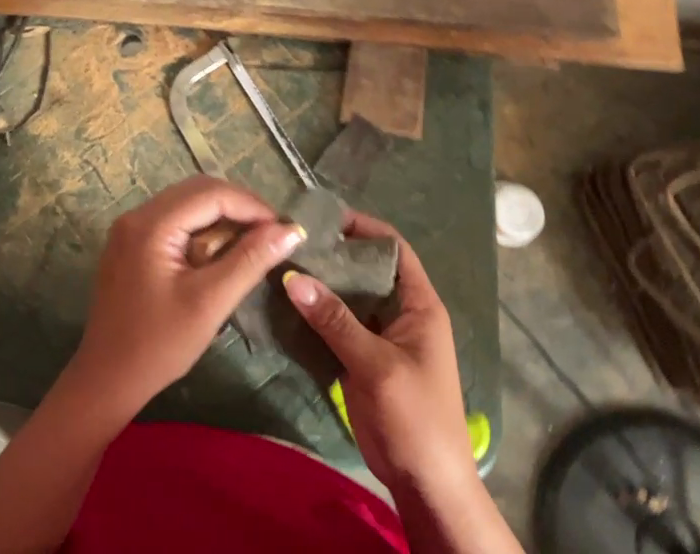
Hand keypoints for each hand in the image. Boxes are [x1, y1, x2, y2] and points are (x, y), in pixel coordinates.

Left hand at [69, 175, 303, 409]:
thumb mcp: (211, 302)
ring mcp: (129, 229)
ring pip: (185, 204)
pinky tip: (219, 255)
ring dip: (220, 219)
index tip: (285, 230)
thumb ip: (250, 261)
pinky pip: (172, 221)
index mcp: (151, 224)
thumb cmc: (159, 344)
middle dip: (238, 208)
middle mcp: (136, 216)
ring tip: (252, 245)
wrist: (108, 376)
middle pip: (196, 191)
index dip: (252, 206)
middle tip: (272, 236)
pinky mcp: (130, 245)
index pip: (211, 194)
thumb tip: (290, 231)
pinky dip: (200, 230)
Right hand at [282, 210, 474, 493]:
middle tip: (286, 242)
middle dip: (330, 255)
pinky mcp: (358, 358)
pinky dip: (310, 315)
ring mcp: (376, 336)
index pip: (393, 250)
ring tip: (275, 265)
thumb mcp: (377, 365)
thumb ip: (335, 321)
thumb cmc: (416, 417)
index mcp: (418, 306)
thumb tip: (293, 275)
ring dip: (316, 285)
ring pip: (344, 298)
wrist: (424, 481)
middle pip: (363, 270)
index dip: (362, 229)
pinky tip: (279, 305)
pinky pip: (332, 326)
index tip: (321, 218)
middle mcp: (397, 313)